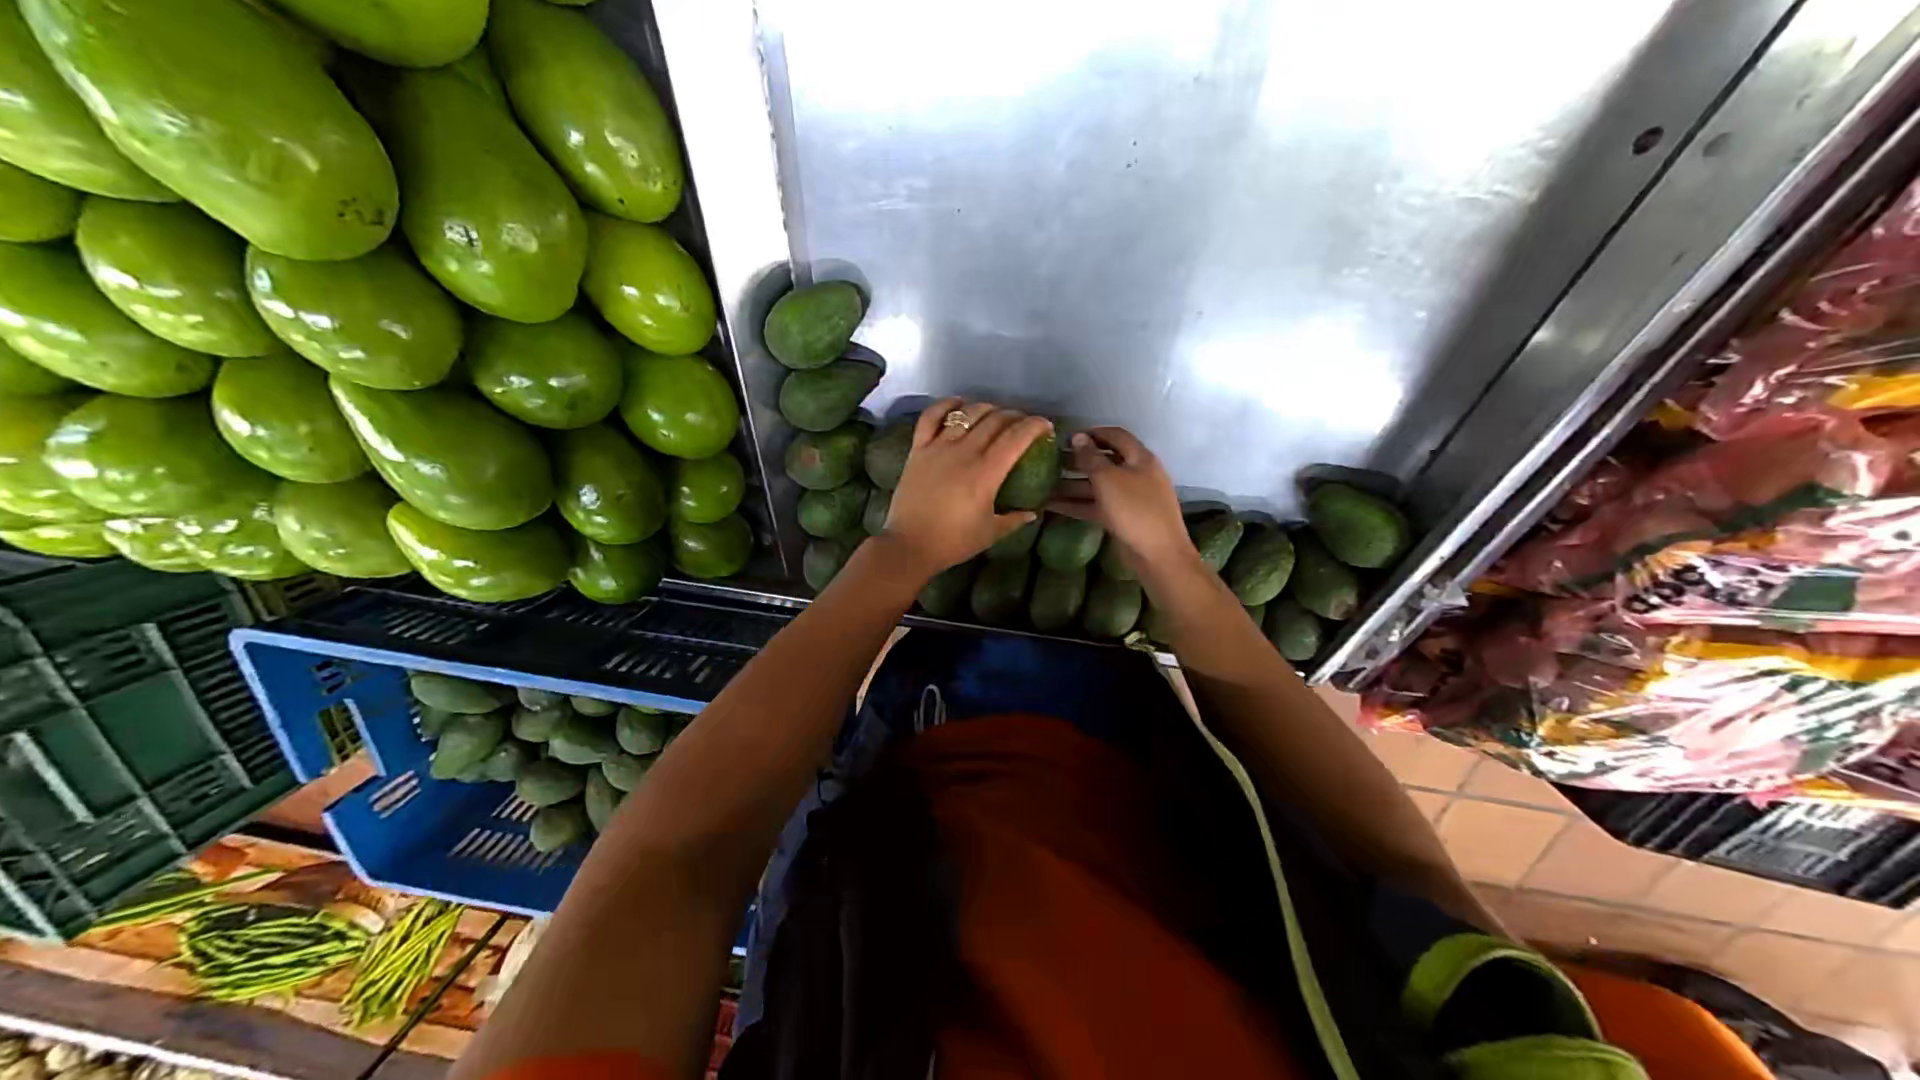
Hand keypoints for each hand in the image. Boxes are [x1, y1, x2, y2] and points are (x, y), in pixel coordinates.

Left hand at [879, 398, 1051, 580]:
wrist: (909, 545)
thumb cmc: (952, 542)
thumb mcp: (990, 533)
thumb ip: (1015, 519)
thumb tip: (1032, 512)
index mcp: (986, 473)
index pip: (1016, 438)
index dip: (1035, 426)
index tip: (1045, 425)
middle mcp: (964, 452)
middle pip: (995, 420)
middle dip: (1015, 416)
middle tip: (1023, 422)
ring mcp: (938, 447)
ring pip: (967, 414)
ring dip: (987, 408)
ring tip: (996, 413)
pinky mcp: (918, 449)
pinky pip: (931, 417)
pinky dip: (946, 405)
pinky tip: (958, 403)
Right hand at [1048, 427, 1196, 578]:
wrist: (1158, 554)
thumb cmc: (1135, 510)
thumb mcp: (1109, 480)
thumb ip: (1091, 458)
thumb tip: (1078, 437)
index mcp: (1140, 458)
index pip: (1116, 436)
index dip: (1092, 433)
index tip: (1067, 437)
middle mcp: (1136, 474)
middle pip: (1104, 461)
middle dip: (1077, 461)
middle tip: (1051, 462)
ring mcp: (1129, 497)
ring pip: (1097, 486)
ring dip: (1072, 485)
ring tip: (1044, 486)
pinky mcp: (1121, 517)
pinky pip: (1096, 505)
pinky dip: (1076, 504)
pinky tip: (1052, 506)